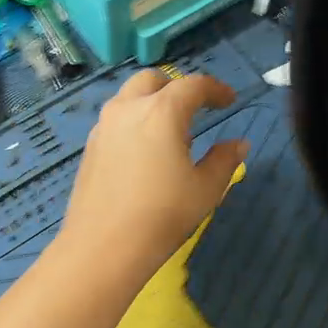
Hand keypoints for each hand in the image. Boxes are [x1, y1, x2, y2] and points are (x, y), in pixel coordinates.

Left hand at [57, 70, 248, 279]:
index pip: (193, 86)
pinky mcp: (90, 147)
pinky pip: (116, 121)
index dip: (216, 89)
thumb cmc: (162, 215)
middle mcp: (128, 109)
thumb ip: (224, 160)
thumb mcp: (205, 189)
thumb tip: (238, 144)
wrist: (103, 246)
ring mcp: (103, 127)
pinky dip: (134, 123)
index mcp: (161, 112)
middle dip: (177, 88)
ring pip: (129, 98)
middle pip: (153, 80)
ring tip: (171, 136)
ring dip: (152, 104)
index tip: (230, 100)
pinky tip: (145, 155)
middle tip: (195, 111)